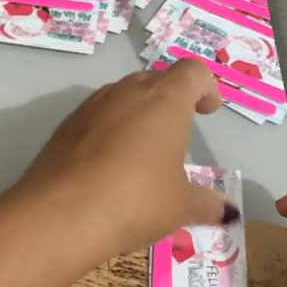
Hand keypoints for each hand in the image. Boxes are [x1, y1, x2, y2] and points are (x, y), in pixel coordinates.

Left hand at [14, 59, 233, 265]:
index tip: (208, 111)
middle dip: (169, 100)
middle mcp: (126, 93)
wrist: (59, 214)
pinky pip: (95, 119)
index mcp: (164, 100)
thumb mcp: (180, 207)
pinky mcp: (63, 128)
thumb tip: (227, 212)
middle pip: (154, 80)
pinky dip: (108, 132)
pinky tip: (108, 167)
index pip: (192, 72)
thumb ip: (206, 203)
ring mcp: (89, 107)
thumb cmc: (134, 201)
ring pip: (121, 97)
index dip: (205, 87)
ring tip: (142, 152)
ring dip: (136, 115)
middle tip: (177, 133)